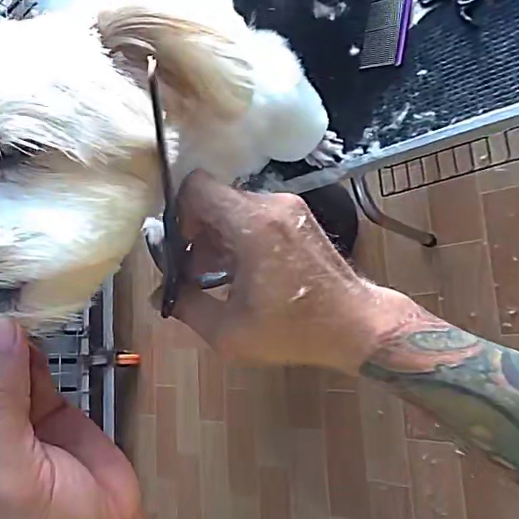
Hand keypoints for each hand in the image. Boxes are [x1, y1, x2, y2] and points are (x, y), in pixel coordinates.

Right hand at [166, 172, 420, 372]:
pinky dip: (242, 238)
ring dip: (219, 238)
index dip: (178, 214)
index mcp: (253, 223)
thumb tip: (161, 296)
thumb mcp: (230, 332)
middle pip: (215, 199)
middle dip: (197, 232)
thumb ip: (186, 307)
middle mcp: (272, 204)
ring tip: (218, 277)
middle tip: (193, 270)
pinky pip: (258, 216)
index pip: (196, 186)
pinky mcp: (302, 219)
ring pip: (236, 208)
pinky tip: (244, 274)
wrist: (357, 325)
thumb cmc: (296, 331)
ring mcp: (291, 209)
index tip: (178, 249)